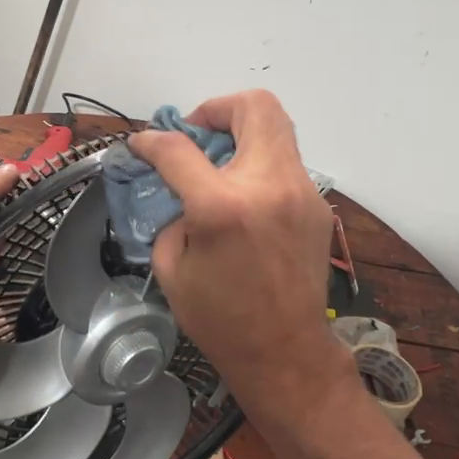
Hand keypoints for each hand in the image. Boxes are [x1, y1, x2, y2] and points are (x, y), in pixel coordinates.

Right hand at [129, 91, 348, 413]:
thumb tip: (175, 187)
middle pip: (254, 106)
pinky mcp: (317, 205)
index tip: (142, 145)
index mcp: (222, 207)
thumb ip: (170, 213)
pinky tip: (243, 198)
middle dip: (218, 109)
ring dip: (242, 134)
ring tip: (220, 166)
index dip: (151, 140)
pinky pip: (286, 162)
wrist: (285, 353)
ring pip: (278, 128)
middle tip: (198, 134)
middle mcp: (269, 187)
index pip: (179, 148)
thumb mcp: (172, 267)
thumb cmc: (220, 318)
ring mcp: (302, 192)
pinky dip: (259, 164)